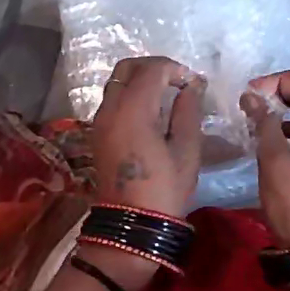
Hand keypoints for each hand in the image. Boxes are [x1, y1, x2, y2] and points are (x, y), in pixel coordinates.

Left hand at [91, 56, 204, 217]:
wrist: (132, 222)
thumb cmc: (164, 187)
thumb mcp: (186, 149)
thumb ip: (188, 111)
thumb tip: (190, 87)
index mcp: (133, 110)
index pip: (151, 70)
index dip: (174, 69)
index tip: (192, 82)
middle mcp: (110, 109)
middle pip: (126, 68)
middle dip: (152, 67)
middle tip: (176, 81)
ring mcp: (100, 121)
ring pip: (116, 83)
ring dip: (139, 80)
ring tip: (165, 95)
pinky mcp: (97, 133)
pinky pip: (112, 101)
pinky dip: (129, 95)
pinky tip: (150, 111)